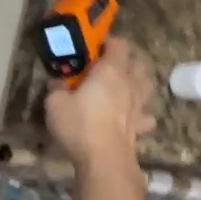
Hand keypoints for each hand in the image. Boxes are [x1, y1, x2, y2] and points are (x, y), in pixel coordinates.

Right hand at [45, 39, 155, 172]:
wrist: (103, 157)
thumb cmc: (78, 124)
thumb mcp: (54, 103)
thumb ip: (57, 88)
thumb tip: (58, 82)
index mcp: (110, 71)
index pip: (118, 45)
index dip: (107, 42)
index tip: (93, 46)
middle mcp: (129, 82)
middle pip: (138, 61)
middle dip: (126, 59)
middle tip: (108, 65)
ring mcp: (139, 103)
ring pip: (146, 83)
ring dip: (138, 80)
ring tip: (124, 85)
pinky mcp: (141, 123)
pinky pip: (145, 113)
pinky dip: (139, 111)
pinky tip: (130, 115)